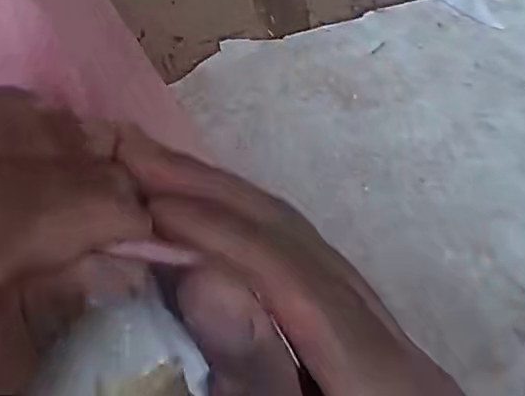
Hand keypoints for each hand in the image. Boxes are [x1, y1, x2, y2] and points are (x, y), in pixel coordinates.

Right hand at [118, 128, 463, 395]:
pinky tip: (196, 210)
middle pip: (293, 235)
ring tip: (153, 165)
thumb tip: (203, 276)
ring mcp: (375, 327)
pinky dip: (236, 223)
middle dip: (207, 189)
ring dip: (216, 195)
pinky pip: (291, 254)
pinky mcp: (353, 331)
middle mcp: (391, 336)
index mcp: (388, 378)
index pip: (292, 273)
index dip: (214, 230)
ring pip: (292, 234)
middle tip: (133, 151)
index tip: (142, 201)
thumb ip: (252, 374)